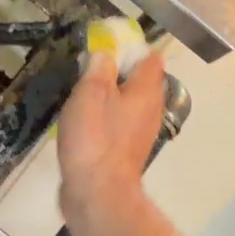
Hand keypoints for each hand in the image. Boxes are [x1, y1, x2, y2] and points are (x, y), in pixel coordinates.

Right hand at [57, 50, 167, 230]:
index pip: (151, 57)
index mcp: (147, 90)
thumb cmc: (95, 138)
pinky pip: (118, 124)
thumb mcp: (91, 92)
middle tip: (90, 66)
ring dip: (110, 95)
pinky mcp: (125, 152)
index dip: (132, 45)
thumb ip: (99, 67)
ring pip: (129, 103)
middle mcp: (150, 110)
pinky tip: (84, 121)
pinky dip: (105, 117)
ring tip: (83, 91)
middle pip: (141, 81)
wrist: (97, 193)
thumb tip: (105, 53)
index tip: (108, 42)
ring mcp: (140, 133)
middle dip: (119, 70)